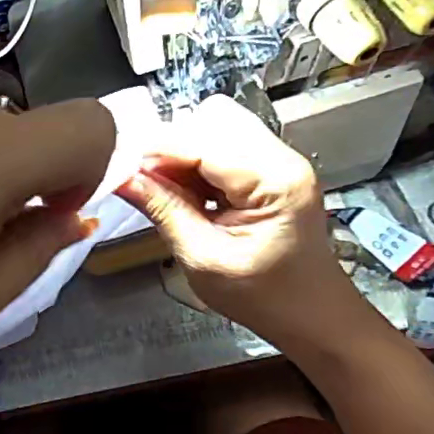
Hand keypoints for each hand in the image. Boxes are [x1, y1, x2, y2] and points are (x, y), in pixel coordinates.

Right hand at [116, 95, 353, 346]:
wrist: (311, 313)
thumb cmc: (264, 298)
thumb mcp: (203, 259)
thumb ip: (164, 211)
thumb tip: (122, 177)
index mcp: (275, 182)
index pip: (206, 142)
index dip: (158, 149)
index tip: (121, 164)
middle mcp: (283, 158)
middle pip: (213, 119)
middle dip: (172, 146)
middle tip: (145, 182)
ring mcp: (280, 159)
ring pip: (217, 125)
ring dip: (183, 151)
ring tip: (168, 188)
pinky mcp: (270, 166)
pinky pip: (225, 143)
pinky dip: (197, 160)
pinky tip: (188, 190)